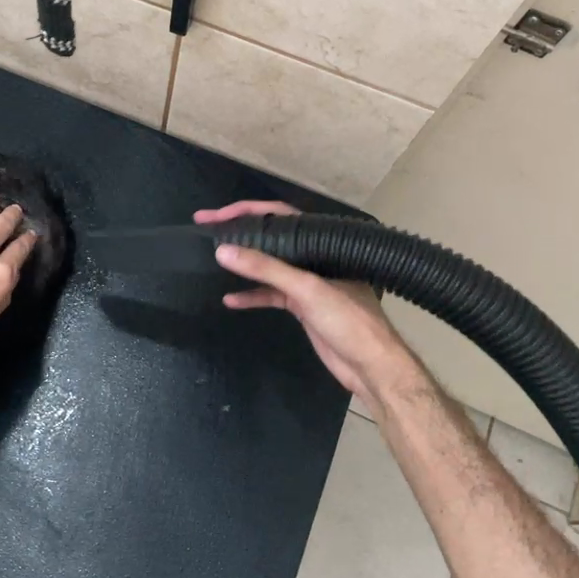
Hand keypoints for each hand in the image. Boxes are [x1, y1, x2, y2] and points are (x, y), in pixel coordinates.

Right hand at [195, 201, 419, 407]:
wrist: (372, 366)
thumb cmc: (349, 320)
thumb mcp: (307, 289)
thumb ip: (266, 269)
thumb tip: (224, 250)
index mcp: (322, 243)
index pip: (278, 215)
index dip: (246, 211)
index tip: (214, 215)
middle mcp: (314, 258)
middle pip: (271, 238)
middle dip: (239, 233)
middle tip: (206, 227)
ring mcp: (308, 283)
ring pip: (269, 267)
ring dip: (243, 264)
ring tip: (212, 258)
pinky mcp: (303, 306)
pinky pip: (271, 294)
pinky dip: (251, 296)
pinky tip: (230, 299)